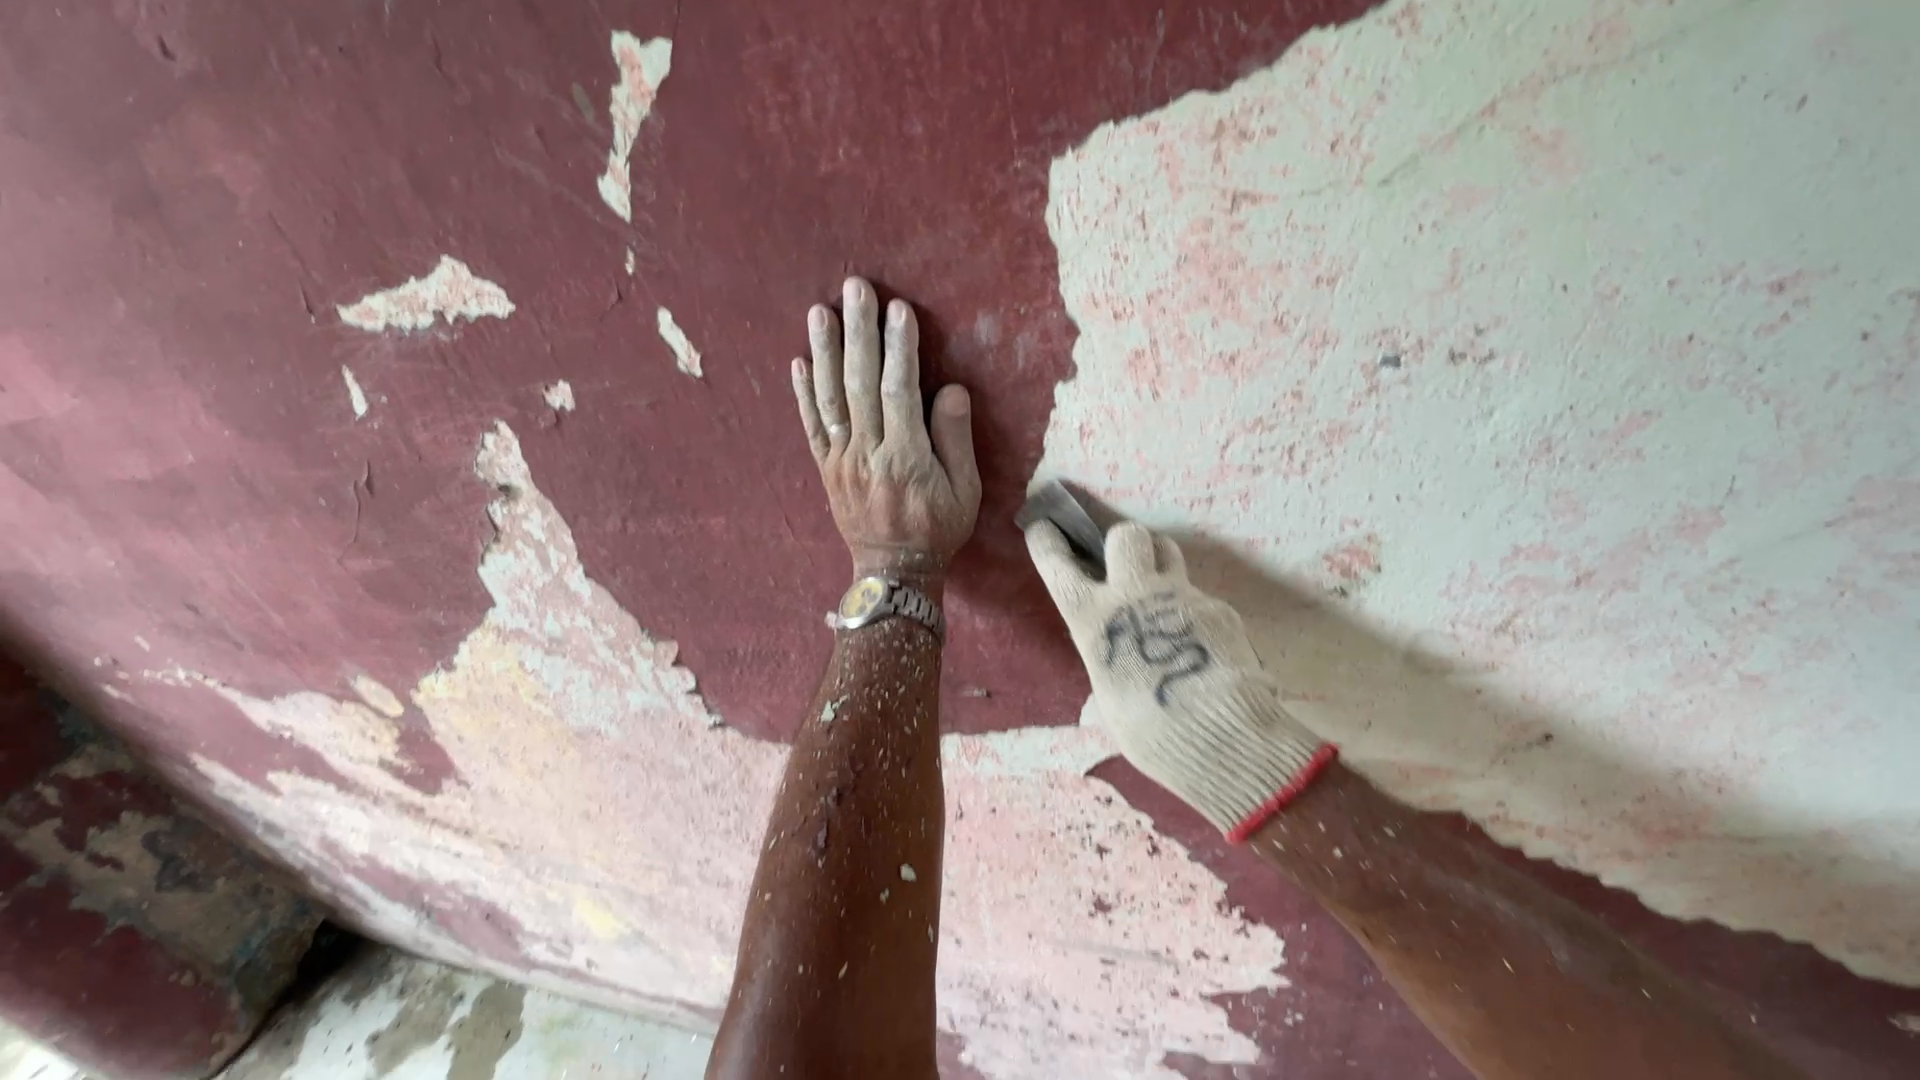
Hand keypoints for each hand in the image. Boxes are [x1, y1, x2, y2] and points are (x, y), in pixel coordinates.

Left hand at [793, 277, 980, 589]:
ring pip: (830, 399)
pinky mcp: (825, 468)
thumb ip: (956, 440)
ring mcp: (840, 460)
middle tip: (855, 289)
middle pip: (860, 384)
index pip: (900, 391)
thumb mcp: (965, 492)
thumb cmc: (937, 529)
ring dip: (825, 352)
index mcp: (905, 457)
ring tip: (821, 311)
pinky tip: (799, 360)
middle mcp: (867, 453)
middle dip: (859, 333)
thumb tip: (950, 389)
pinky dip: (802, 393)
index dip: (898, 349)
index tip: (898, 310)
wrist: (892, 570)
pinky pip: (810, 426)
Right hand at [1025, 520, 1335, 839]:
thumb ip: (1111, 665)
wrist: (1222, 731)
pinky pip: (1201, 598)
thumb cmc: (1150, 730)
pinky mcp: (1220, 609)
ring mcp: (1181, 597)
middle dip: (1123, 543)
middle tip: (1126, 566)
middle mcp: (1135, 595)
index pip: (1060, 566)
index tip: (1045, 525)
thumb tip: (1117, 666)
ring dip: (1160, 562)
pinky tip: (1203, 645)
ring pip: (1168, 551)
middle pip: (1127, 534)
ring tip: (1162, 592)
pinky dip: (1197, 613)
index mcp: (1094, 619)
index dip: (1048, 542)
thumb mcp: (1111, 700)